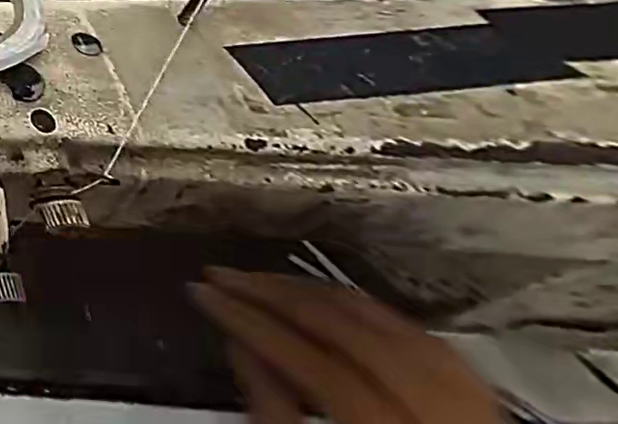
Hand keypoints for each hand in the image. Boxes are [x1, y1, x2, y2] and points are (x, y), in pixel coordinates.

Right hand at [190, 268, 499, 423]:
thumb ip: (273, 407)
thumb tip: (238, 339)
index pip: (318, 367)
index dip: (250, 322)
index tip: (198, 291)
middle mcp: (452, 420)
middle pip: (352, 334)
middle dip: (272, 294)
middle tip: (218, 274)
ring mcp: (479, 406)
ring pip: (384, 322)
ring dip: (309, 291)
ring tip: (257, 280)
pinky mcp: (485, 394)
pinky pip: (416, 334)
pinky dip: (358, 306)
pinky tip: (316, 297)